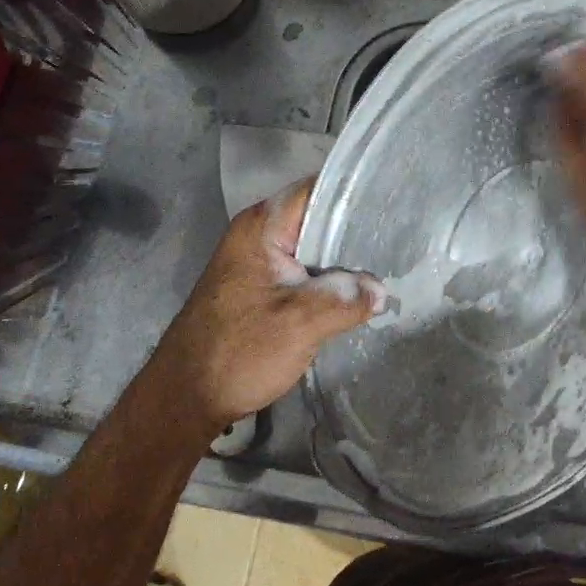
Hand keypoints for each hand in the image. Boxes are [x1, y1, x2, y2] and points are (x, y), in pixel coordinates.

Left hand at [152, 178, 385, 433]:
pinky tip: (358, 292)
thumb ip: (345, 301)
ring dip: (345, 257)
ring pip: (313, 246)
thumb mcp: (299, 325)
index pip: (318, 188)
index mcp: (262, 226)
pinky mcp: (261, 286)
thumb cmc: (237, 352)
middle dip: (357, 228)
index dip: (355, 191)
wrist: (185, 397)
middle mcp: (258, 233)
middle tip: (399, 239)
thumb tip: (382, 291)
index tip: (393, 203)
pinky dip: (329, 278)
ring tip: (388, 264)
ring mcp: (258, 260)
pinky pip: (304, 269)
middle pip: (318, 215)